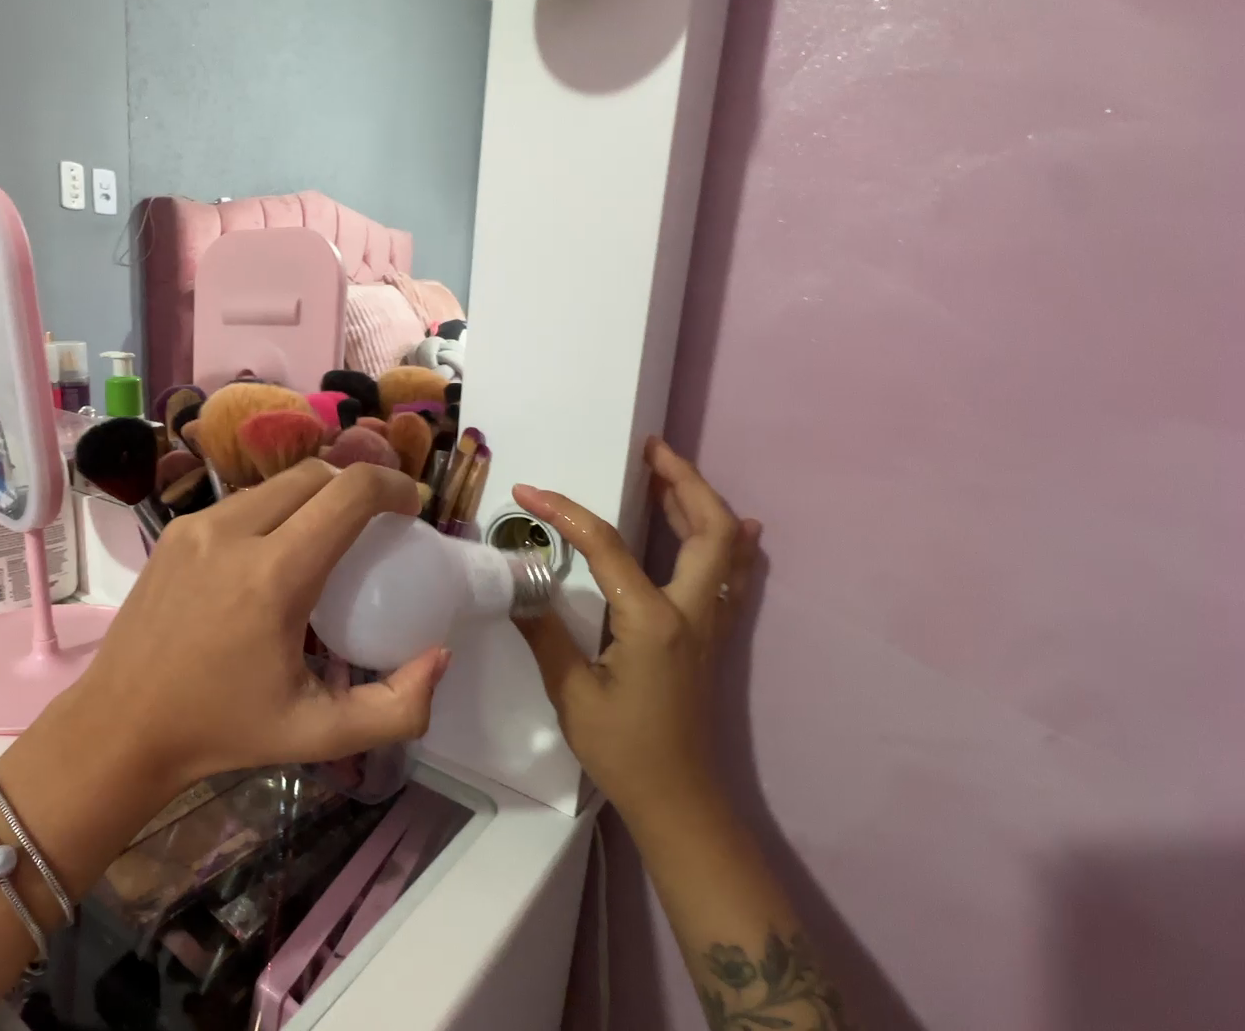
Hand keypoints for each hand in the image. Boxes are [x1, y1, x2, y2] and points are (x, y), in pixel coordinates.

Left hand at [55, 460, 451, 790]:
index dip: (393, 487)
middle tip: (379, 524)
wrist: (122, 726)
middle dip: (357, 486)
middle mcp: (232, 534)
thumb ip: (396, 708)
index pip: (349, 493)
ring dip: (315, 497)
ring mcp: (195, 527)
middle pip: (315, 474)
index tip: (412, 511)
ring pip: (275, 485)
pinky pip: (240, 502)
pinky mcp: (173, 533)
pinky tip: (277, 553)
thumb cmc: (223, 730)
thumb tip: (438, 657)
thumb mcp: (319, 734)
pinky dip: (275, 511)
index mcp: (273, 577)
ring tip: (330, 537)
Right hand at [511, 438, 760, 827]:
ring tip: (672, 474)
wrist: (679, 800)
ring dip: (704, 503)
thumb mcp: (571, 692)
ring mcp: (711, 625)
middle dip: (683, 480)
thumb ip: (544, 631)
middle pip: (708, 528)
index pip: (606, 547)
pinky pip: (734, 575)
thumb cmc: (623, 749)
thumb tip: (517, 584)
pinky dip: (730, 541)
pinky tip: (731, 528)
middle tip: (651, 450)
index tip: (529, 492)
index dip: (565, 513)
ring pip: (728, 547)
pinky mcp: (714, 639)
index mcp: (652, 621)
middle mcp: (692, 612)